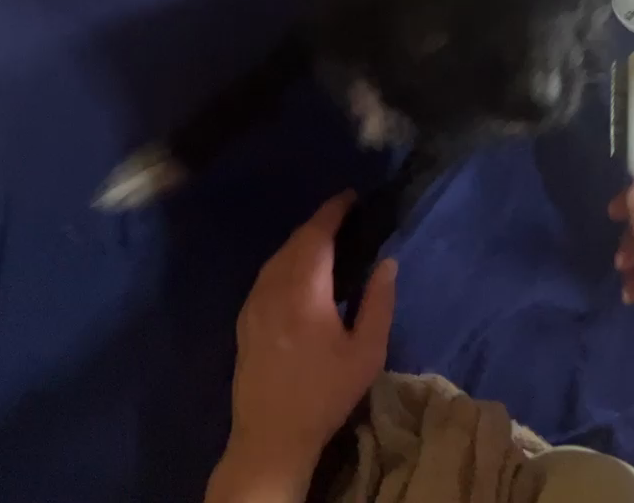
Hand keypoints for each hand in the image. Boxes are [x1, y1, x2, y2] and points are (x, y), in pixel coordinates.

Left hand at [207, 192, 397, 502]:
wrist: (270, 437)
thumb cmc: (325, 393)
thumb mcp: (367, 351)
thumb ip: (379, 301)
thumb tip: (387, 262)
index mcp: (304, 291)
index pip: (317, 235)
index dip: (334, 210)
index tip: (352, 197)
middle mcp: (273, 288)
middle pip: (296, 241)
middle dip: (320, 223)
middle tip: (346, 217)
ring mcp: (254, 303)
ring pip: (278, 256)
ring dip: (302, 241)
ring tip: (328, 241)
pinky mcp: (245, 319)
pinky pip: (267, 274)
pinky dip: (286, 260)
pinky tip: (301, 272)